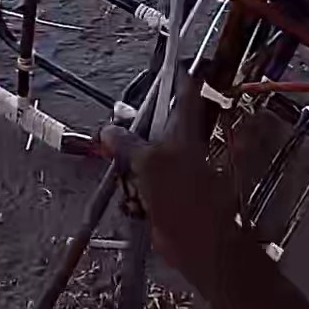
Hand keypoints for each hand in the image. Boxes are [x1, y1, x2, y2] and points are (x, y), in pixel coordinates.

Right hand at [99, 80, 251, 291]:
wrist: (200, 246)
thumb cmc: (182, 197)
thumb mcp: (149, 162)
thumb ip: (127, 143)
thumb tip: (108, 128)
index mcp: (184, 131)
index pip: (184, 93)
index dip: (176, 75)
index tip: (165, 61)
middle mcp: (180, 146)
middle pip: (152, 126)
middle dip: (130, 132)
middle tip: (113, 139)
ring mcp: (172, 172)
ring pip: (140, 157)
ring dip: (128, 168)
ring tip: (128, 181)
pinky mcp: (163, 195)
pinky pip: (139, 185)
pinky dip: (132, 192)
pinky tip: (133, 204)